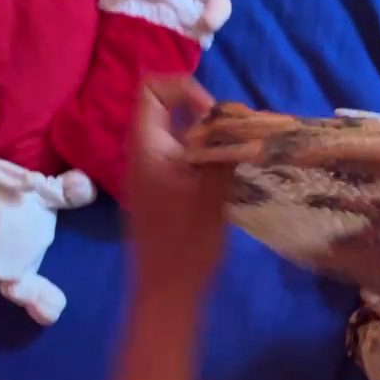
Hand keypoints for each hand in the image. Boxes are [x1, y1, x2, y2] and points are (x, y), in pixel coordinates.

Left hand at [124, 74, 233, 301]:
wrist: (166, 290)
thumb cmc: (187, 242)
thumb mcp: (213, 192)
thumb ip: (223, 150)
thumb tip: (238, 120)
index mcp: (147, 147)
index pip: (152, 88)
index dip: (186, 89)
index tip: (214, 117)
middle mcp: (141, 153)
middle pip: (165, 109)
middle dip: (203, 113)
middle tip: (233, 136)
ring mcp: (148, 172)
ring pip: (175, 134)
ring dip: (206, 137)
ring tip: (234, 154)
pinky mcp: (158, 190)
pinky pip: (178, 156)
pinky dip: (201, 155)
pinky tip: (223, 176)